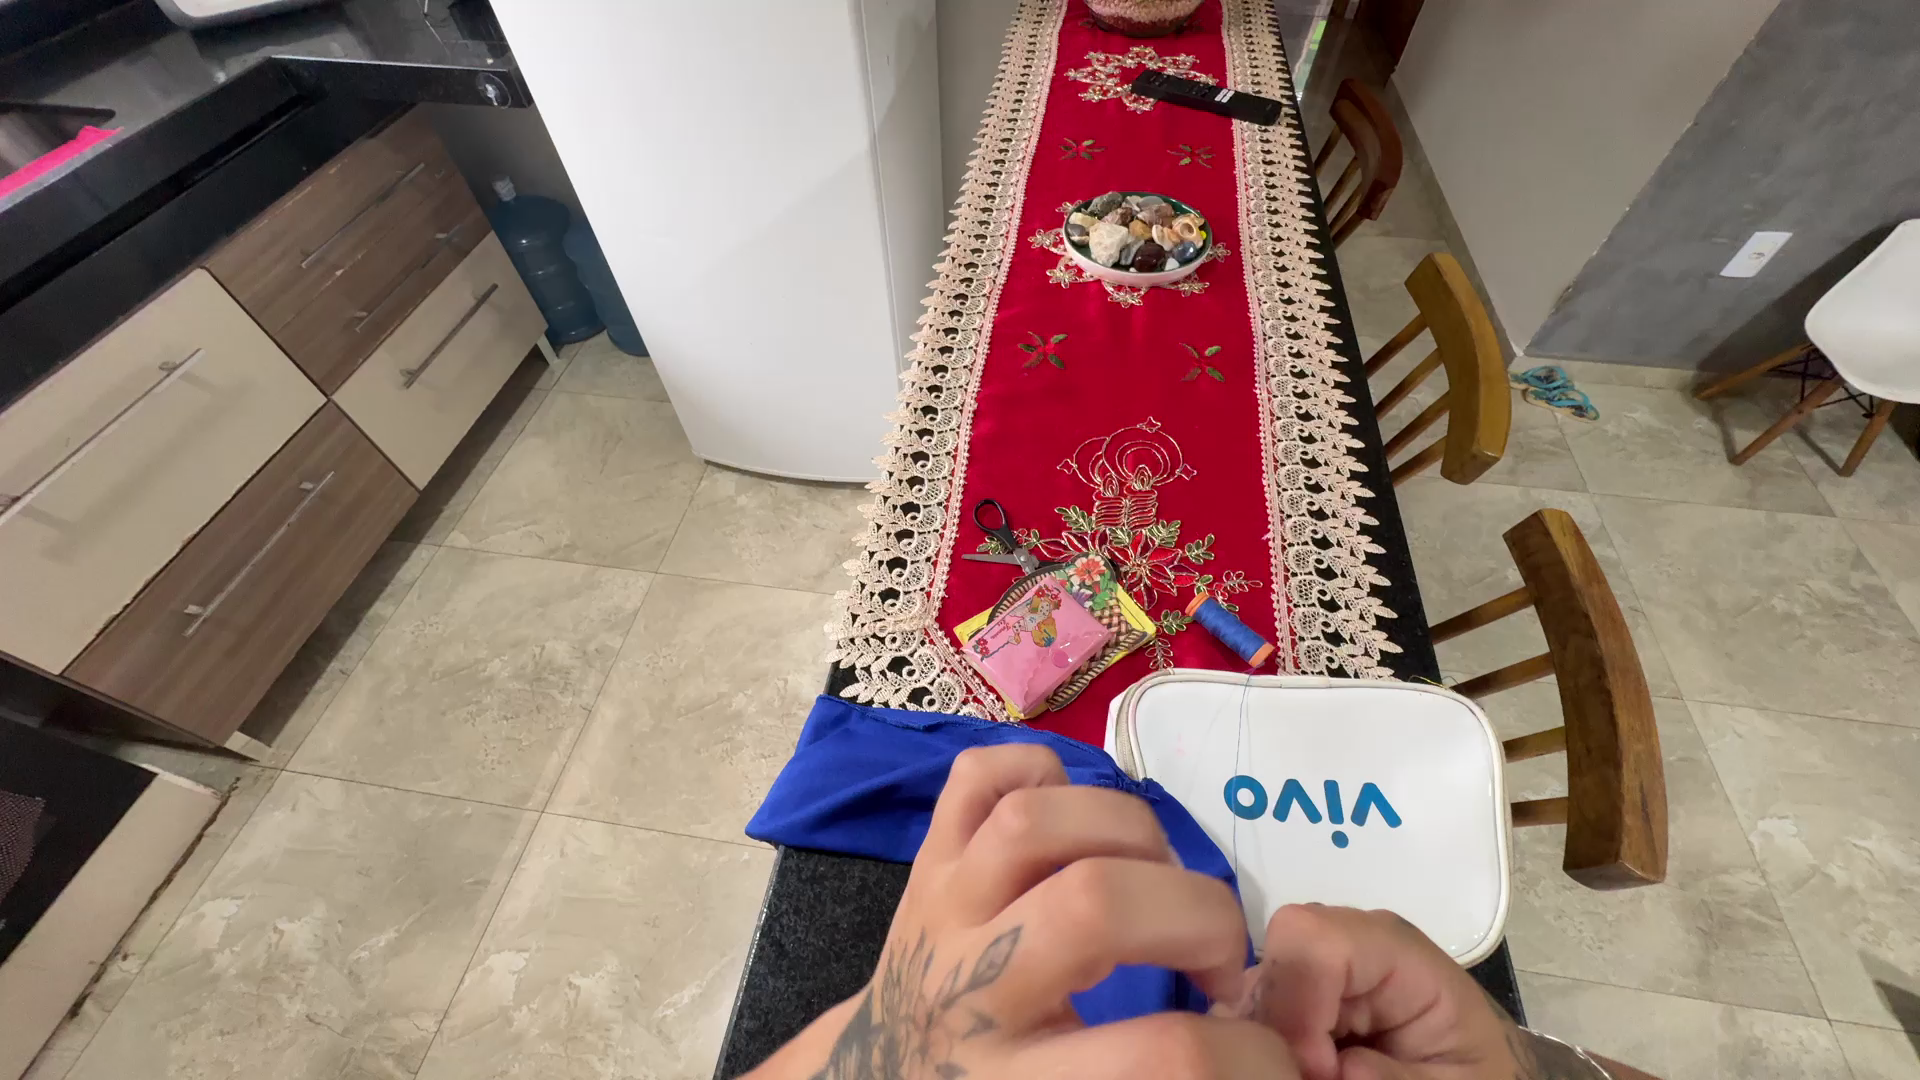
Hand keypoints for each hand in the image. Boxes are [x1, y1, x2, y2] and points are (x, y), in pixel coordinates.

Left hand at [748, 743, 1300, 1079]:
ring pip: (1033, 817)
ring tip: (1155, 873)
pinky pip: (977, 776)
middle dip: (1196, 914)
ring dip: (1128, 830)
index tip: (1279, 1052)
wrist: (877, 1071)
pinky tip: (1075, 809)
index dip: (1249, 1055)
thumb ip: (1150, 1076)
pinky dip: (1039, 768)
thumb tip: (1258, 1044)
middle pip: (1092, 902)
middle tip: (1217, 951)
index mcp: (1011, 1078)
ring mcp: (942, 896)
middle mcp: (969, 976)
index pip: (1155, 1057)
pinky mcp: (929, 849)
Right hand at [1232, 905, 1652, 1079]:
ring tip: (1314, 1072)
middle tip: (1309, 1076)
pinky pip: (1260, 1001)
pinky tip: (1304, 1065)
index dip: (1296, 998)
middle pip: (1274, 956)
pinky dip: (1271, 1042)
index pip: (1308, 935)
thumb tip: (1341, 1066)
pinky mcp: (1302, 982)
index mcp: (1394, 950)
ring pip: (1257, 979)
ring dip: (1271, 1037)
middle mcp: (1347, 936)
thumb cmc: (1478, 1078)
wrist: (1478, 1078)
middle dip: (1277, 1023)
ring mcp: (1320, 957)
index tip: (1315, 1068)